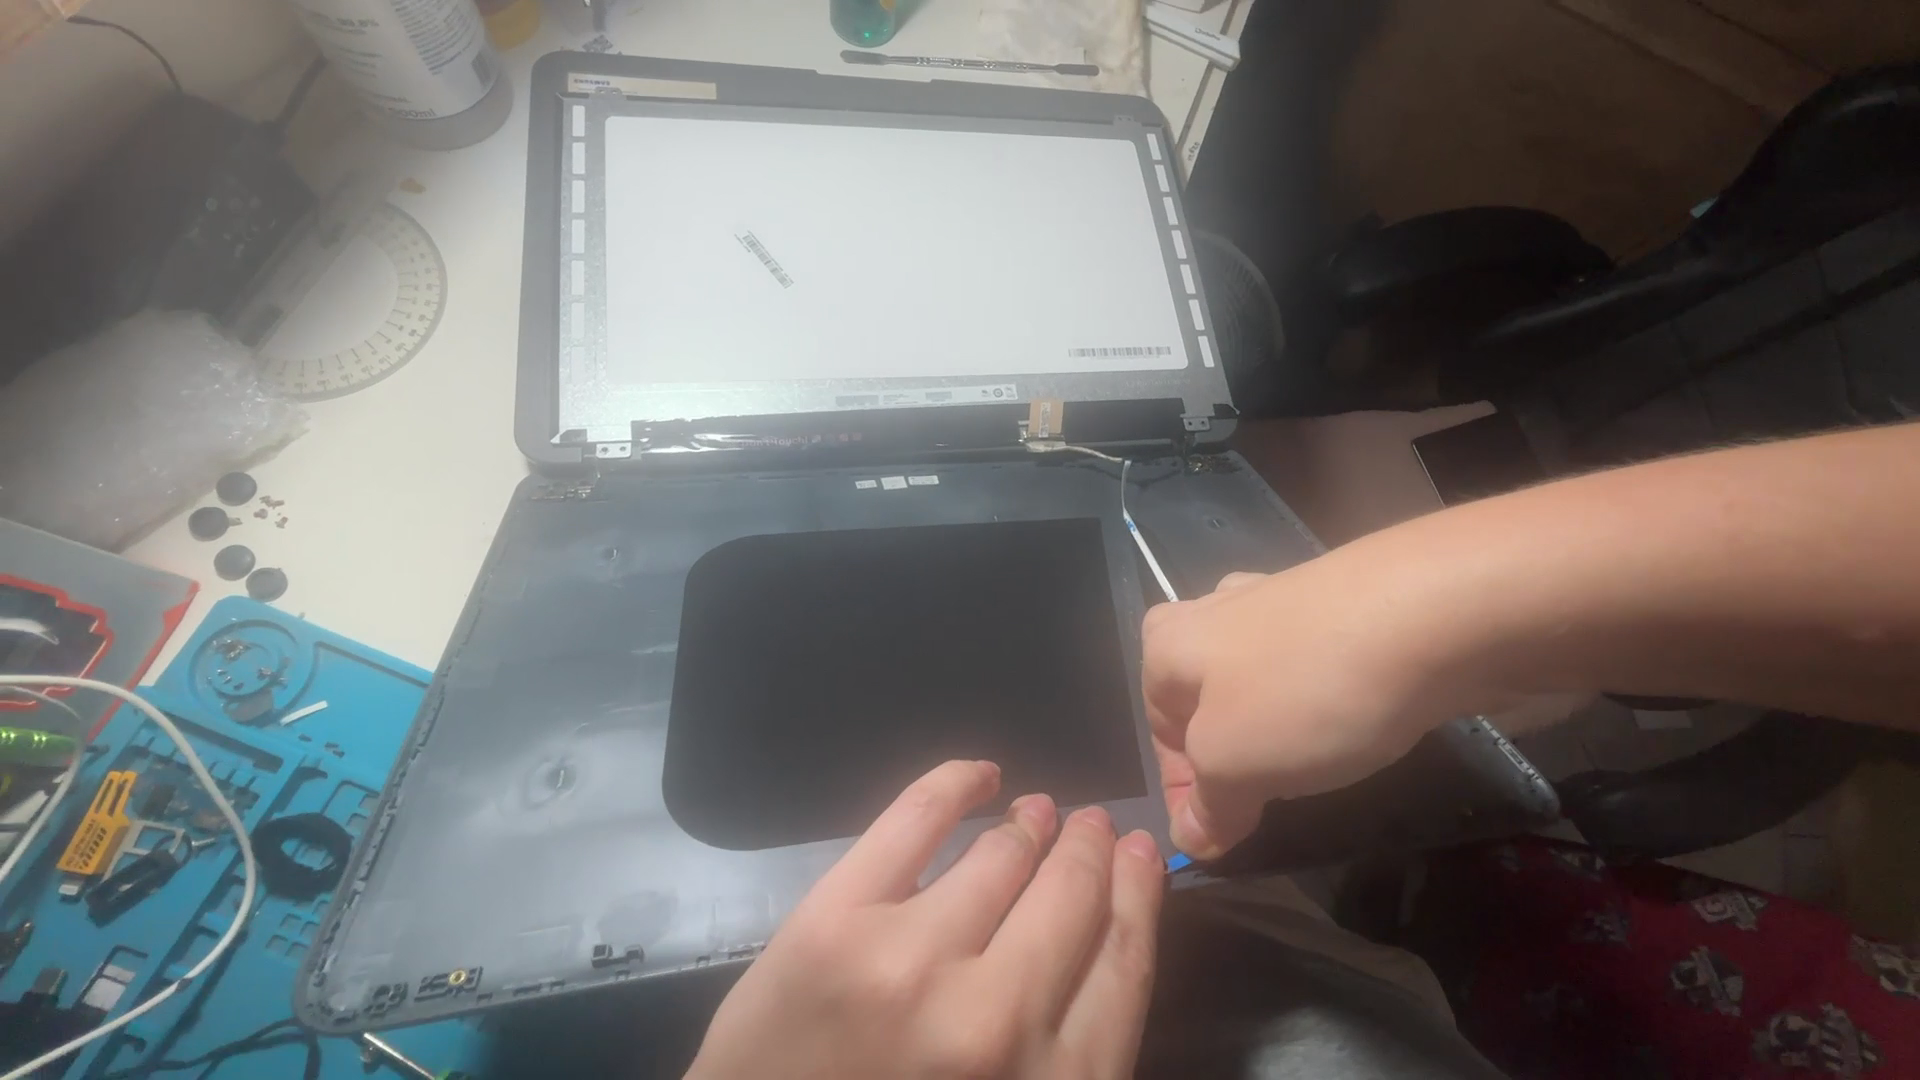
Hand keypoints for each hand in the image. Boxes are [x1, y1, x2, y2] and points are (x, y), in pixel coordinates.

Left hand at [687, 760, 1165, 1079]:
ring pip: (1002, 856)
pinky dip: (956, 783)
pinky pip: (917, 818)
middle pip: (1070, 897)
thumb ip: (1066, 1048)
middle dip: (1089, 851)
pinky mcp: (838, 919)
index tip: (1142, 853)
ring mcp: (912, 960)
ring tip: (1038, 809)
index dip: (1138, 893)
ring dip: (1031, 824)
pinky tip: (981, 775)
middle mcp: (997, 1019)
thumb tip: (1105, 932)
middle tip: (1094, 824)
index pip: (1122, 959)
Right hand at [1142, 541, 1510, 859]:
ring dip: (1274, 725)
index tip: (1224, 838)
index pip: (1160, 735)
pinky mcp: (1336, 601)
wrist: (1429, 613)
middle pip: (1204, 702)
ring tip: (1311, 757)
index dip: (1187, 794)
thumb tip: (1189, 838)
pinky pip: (1310, 663)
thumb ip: (1206, 807)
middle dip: (1228, 752)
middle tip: (1265, 793)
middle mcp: (1210, 612)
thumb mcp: (1235, 766)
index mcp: (1166, 644)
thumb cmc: (1304, 693)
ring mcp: (1276, 599)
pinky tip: (1354, 716)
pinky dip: (1322, 697)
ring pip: (1257, 680)